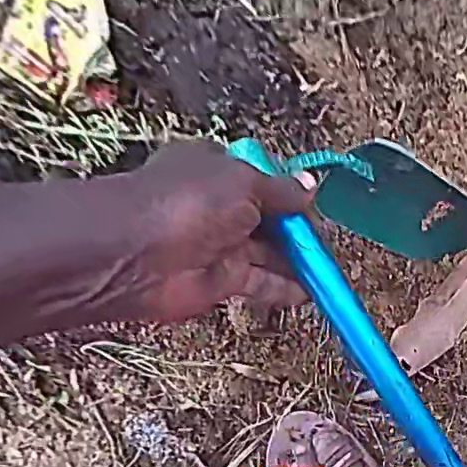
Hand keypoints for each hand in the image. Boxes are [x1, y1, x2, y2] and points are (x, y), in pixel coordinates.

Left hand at [88, 141, 315, 321]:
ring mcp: (223, 246)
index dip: (293, 197)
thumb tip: (313, 185)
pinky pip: (263, 283)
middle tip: (328, 250)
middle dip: (301, 235)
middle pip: (272, 221)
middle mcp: (222, 207)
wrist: (136, 253)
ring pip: (271, 255)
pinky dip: (286, 289)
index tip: (317, 212)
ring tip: (329, 275)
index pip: (267, 183)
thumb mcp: (244, 183)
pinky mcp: (224, 280)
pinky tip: (311, 294)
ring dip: (299, 265)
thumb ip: (282, 191)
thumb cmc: (189, 203)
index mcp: (221, 172)